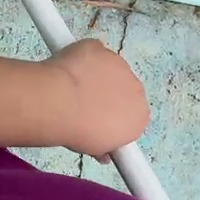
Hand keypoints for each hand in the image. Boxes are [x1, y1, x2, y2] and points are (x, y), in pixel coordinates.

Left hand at [47, 39, 149, 157]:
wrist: (59, 103)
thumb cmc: (78, 130)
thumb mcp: (96, 148)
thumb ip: (105, 145)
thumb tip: (102, 151)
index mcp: (139, 116)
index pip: (131, 113)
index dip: (113, 113)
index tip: (96, 115)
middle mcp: (136, 89)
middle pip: (121, 87)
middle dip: (104, 90)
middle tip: (80, 99)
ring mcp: (118, 64)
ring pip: (106, 66)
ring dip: (92, 71)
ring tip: (70, 84)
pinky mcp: (99, 47)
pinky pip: (91, 50)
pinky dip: (80, 55)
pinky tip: (67, 66)